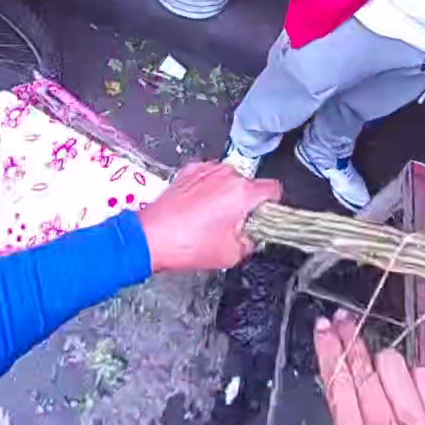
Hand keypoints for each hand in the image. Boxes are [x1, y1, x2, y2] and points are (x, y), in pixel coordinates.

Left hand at [137, 161, 279, 271]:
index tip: (265, 215)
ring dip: (226, 194)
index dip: (273, 204)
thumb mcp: (231, 255)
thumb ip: (251, 242)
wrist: (149, 238)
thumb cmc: (186, 245)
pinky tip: (196, 208)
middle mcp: (229, 174)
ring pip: (230, 179)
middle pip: (250, 185)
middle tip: (231, 224)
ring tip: (209, 218)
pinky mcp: (191, 170)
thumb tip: (254, 236)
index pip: (274, 189)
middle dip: (244, 203)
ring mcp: (208, 169)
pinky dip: (207, 189)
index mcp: (243, 192)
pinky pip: (210, 176)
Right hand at [315, 311, 424, 424]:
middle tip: (340, 320)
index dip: (328, 353)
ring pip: (394, 365)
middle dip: (349, 339)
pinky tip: (408, 384)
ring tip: (375, 364)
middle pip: (363, 369)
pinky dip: (414, 376)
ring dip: (382, 361)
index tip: (322, 329)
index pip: (339, 388)